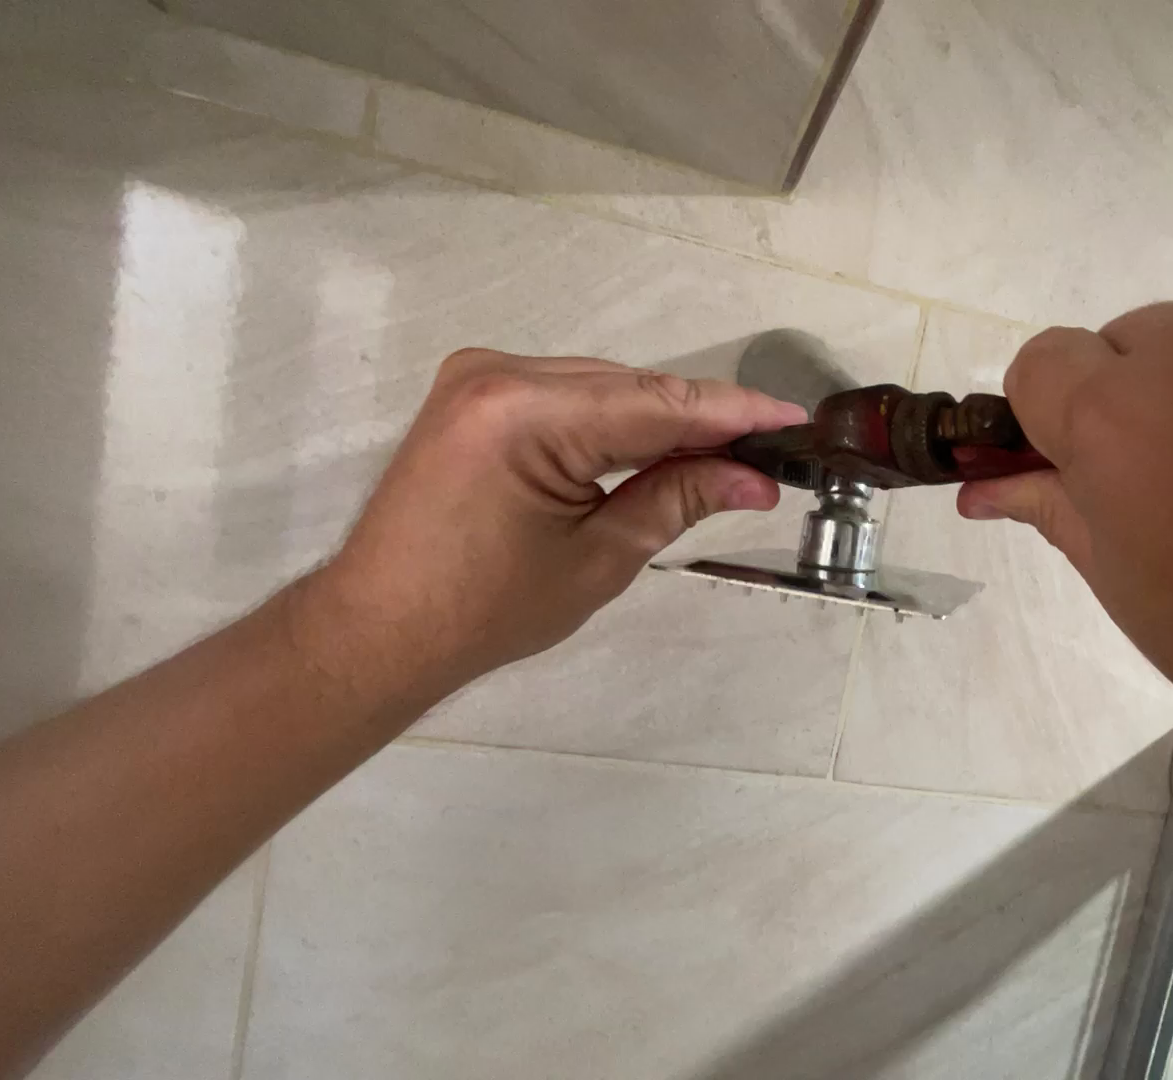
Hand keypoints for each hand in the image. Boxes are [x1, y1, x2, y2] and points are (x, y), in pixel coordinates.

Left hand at [291, 349, 804, 704]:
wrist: (379, 627)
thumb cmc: (488, 611)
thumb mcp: (600, 558)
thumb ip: (678, 499)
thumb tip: (755, 481)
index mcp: (526, 414)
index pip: (658, 403)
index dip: (734, 411)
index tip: (793, 418)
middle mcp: (500, 373)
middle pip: (633, 388)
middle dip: (702, 421)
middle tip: (765, 453)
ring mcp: (482, 376)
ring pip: (606, 388)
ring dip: (663, 421)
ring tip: (725, 455)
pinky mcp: (477, 392)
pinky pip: (572, 396)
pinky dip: (619, 421)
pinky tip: (659, 446)